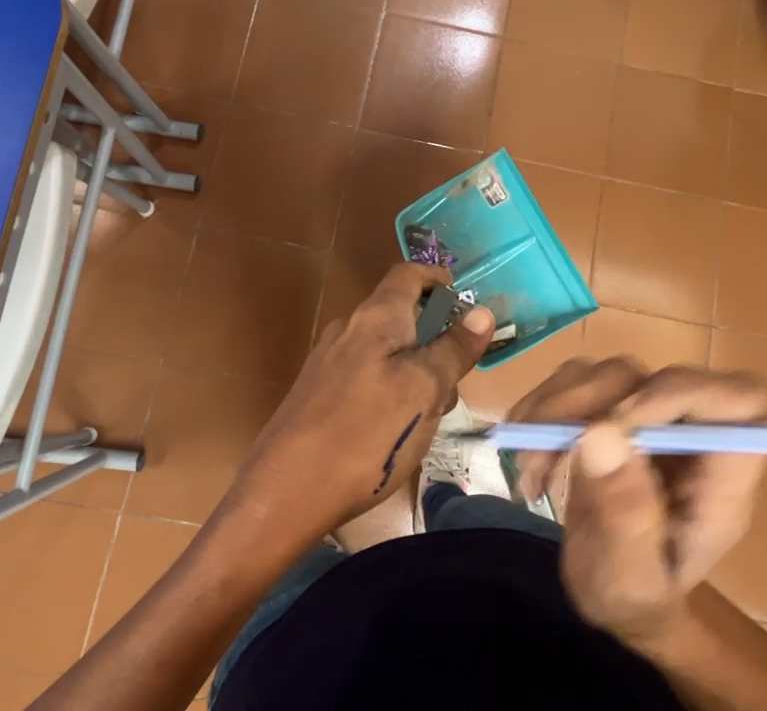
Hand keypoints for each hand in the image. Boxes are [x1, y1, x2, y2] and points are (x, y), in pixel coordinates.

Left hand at [228, 263, 492, 540]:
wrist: (285, 491)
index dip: (436, 278)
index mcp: (375, 318)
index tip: (461, 296)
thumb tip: (482, 311)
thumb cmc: (365, 434)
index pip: (407, 275)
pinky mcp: (317, 396)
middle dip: (433, 341)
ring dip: (414, 373)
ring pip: (384, 353)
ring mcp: (327, 363)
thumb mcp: (423, 390)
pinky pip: (366, 379)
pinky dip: (390, 393)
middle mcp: (347, 330)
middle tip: (455, 383)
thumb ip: (453, 350)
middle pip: (399, 317)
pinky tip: (393, 434)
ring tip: (429, 419)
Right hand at [508, 359, 766, 649]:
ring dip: (554, 413)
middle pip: (655, 378)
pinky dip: (538, 413)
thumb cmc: (638, 597)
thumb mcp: (631, 580)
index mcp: (722, 475)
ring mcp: (650, 415)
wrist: (614, 594)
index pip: (740, 400)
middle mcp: (691, 433)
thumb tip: (601, 432)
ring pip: (608, 373)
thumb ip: (625, 516)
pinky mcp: (611, 408)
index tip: (617, 424)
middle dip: (589, 407)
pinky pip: (574, 381)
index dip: (683, 394)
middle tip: (542, 456)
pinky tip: (528, 462)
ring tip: (531, 472)